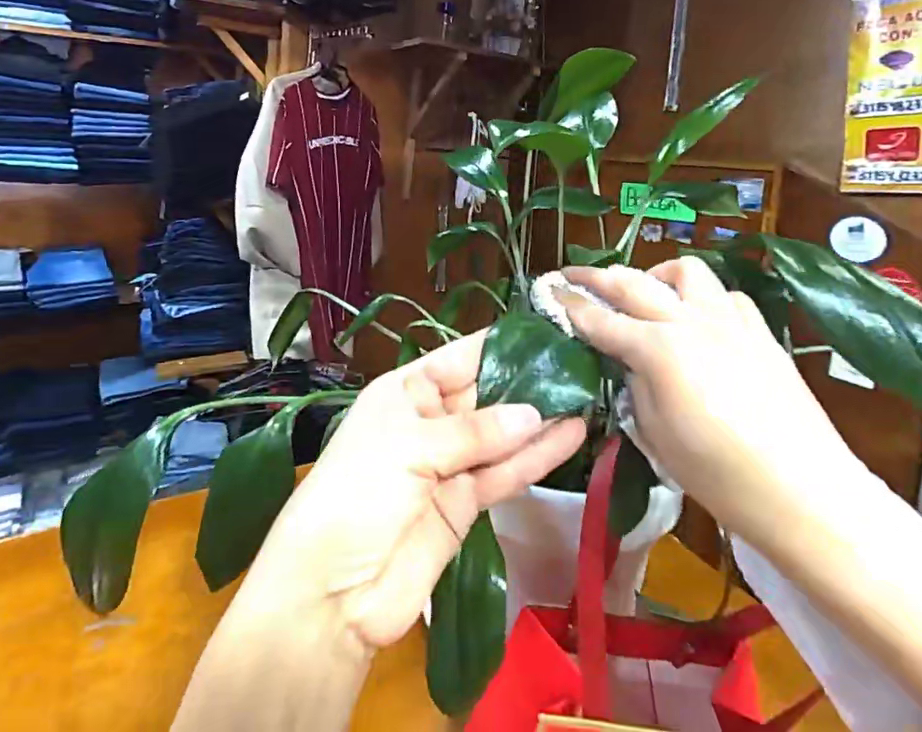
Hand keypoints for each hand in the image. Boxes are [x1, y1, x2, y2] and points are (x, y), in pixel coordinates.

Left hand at [244, 331, 586, 649]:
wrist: (332, 590)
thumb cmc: (358, 494)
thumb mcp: (410, 447)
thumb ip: (475, 431)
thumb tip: (535, 413)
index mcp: (405, 392)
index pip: (459, 358)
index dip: (500, 345)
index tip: (548, 330)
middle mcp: (430, 421)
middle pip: (486, 395)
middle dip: (528, 380)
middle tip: (582, 363)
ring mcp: (450, 465)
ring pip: (502, 434)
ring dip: (541, 419)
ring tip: (588, 394)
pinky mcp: (467, 504)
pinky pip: (506, 473)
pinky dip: (537, 457)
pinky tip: (573, 435)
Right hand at [557, 259, 875, 549]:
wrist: (807, 492)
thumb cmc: (720, 476)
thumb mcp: (656, 434)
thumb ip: (634, 385)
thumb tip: (627, 361)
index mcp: (659, 349)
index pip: (600, 318)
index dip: (568, 303)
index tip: (546, 289)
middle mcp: (691, 321)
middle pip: (633, 281)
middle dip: (595, 275)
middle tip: (571, 276)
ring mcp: (730, 321)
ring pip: (686, 271)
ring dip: (656, 276)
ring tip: (646, 296)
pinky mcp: (761, 332)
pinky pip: (725, 296)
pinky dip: (702, 298)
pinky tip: (699, 322)